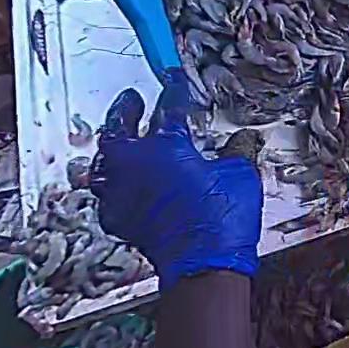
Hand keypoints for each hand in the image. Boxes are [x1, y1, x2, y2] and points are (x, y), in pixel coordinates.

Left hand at [91, 74, 261, 288]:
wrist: (204, 268)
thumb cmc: (221, 219)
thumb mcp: (239, 175)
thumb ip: (237, 151)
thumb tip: (243, 140)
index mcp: (164, 146)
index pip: (167, 107)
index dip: (172, 90)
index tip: (171, 79)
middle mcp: (134, 166)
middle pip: (118, 128)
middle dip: (124, 110)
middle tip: (131, 100)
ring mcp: (122, 195)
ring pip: (105, 162)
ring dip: (112, 147)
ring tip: (120, 140)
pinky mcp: (121, 221)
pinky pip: (107, 195)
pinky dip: (114, 185)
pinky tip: (123, 185)